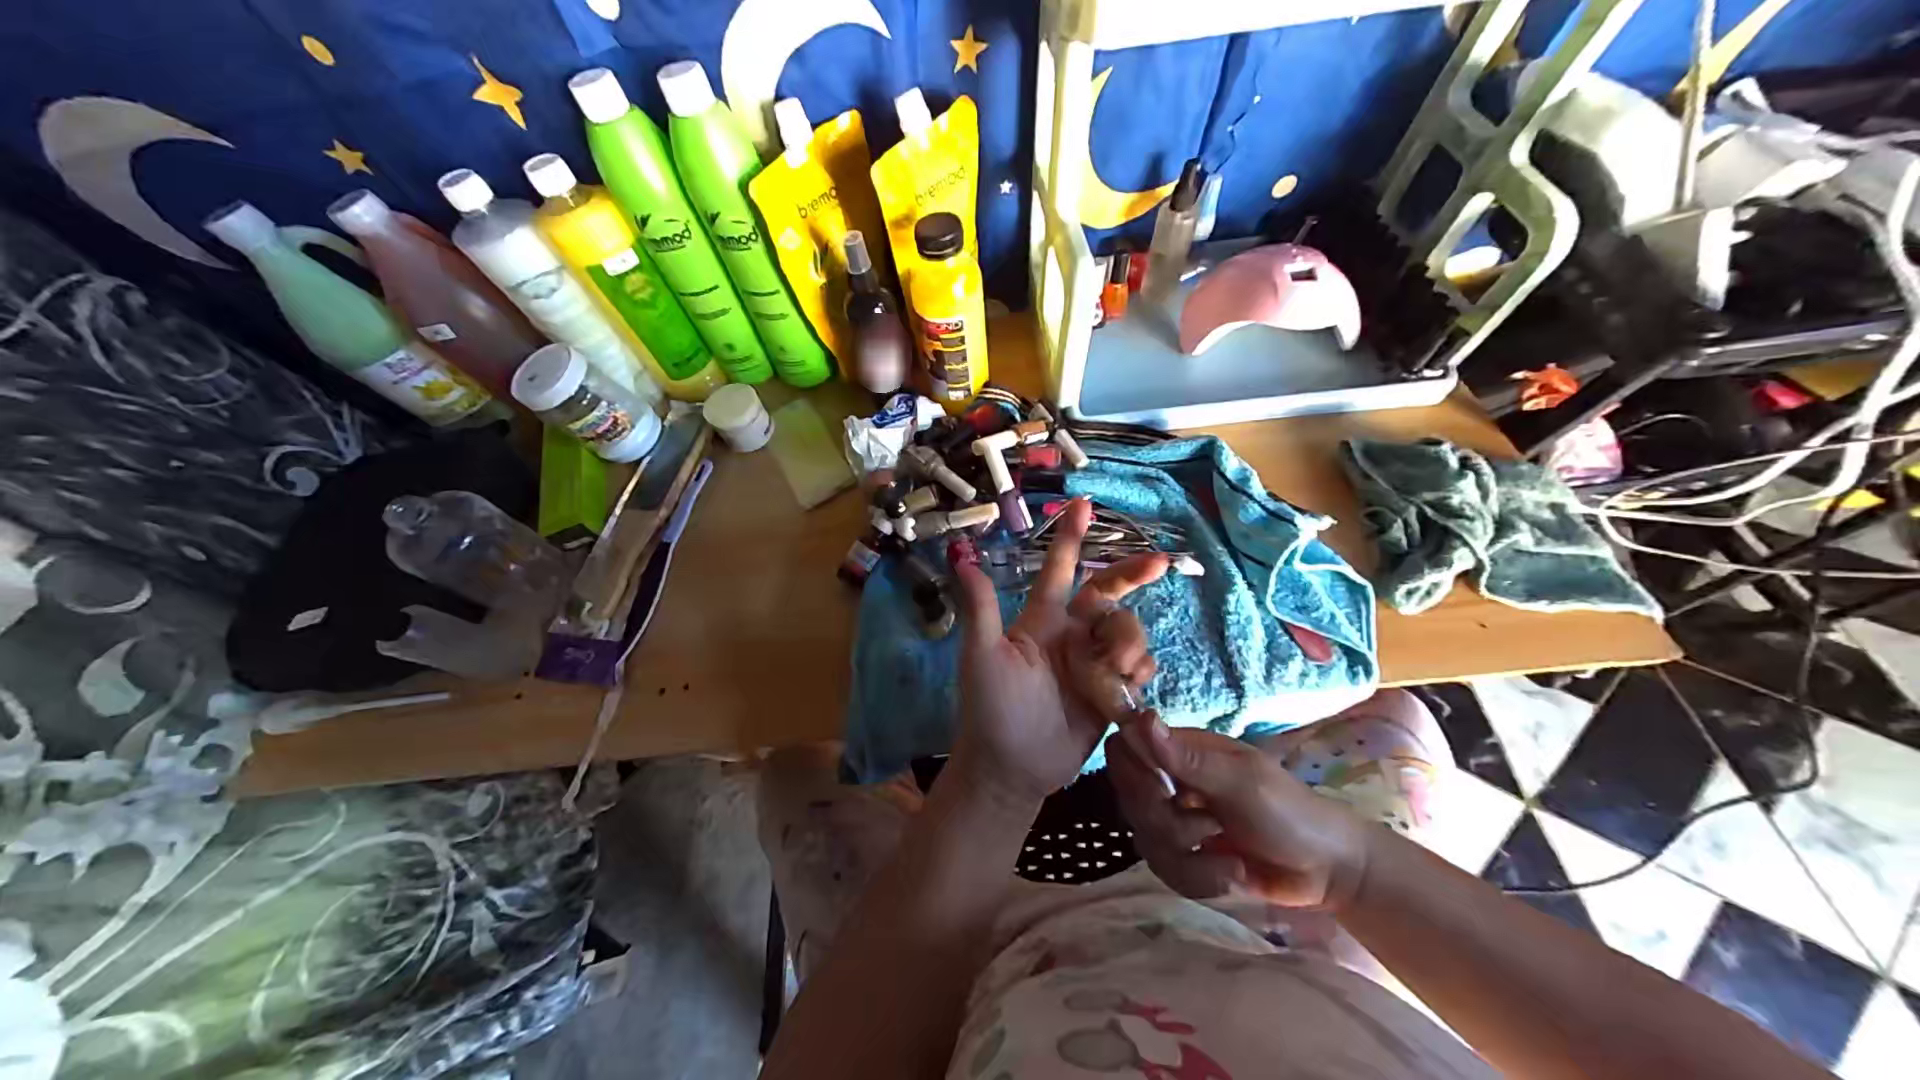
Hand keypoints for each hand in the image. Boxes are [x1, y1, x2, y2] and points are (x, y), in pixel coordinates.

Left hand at [948, 498, 1168, 808]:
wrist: (1012, 768)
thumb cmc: (990, 709)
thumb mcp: (981, 654)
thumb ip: (979, 606)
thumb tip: (961, 553)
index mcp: (1040, 620)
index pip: (1059, 570)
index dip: (1071, 538)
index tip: (1085, 504)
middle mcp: (1070, 634)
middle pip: (1108, 593)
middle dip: (1132, 575)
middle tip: (1159, 563)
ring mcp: (1092, 662)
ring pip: (1127, 630)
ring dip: (1128, 641)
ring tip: (1115, 669)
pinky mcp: (1111, 691)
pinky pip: (1138, 667)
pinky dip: (1139, 669)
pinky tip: (1127, 685)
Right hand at [1107, 711, 1373, 909]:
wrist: (1329, 873)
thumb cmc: (1291, 813)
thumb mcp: (1243, 782)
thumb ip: (1188, 757)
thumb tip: (1140, 717)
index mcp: (1182, 750)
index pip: (1123, 749)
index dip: (1133, 774)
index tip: (1165, 792)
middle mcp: (1170, 782)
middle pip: (1130, 800)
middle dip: (1170, 825)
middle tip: (1212, 826)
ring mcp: (1175, 821)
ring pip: (1145, 840)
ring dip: (1190, 859)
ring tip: (1232, 860)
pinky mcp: (1183, 857)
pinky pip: (1164, 870)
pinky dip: (1200, 880)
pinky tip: (1233, 876)